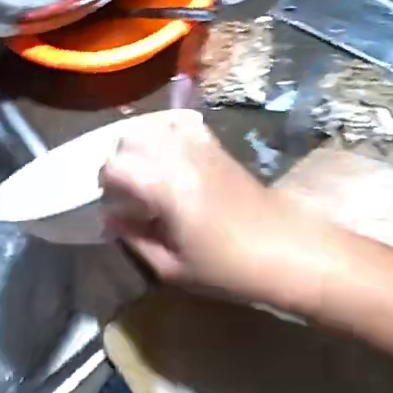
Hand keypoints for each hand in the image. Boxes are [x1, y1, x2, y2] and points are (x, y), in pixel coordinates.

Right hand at [99, 110, 348, 307]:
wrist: (288, 249)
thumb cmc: (228, 267)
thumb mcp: (172, 267)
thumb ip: (134, 238)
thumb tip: (110, 218)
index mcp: (164, 185)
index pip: (114, 165)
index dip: (105, 183)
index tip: (112, 205)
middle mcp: (179, 154)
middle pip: (130, 137)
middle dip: (119, 159)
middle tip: (126, 189)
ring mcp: (200, 145)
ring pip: (154, 126)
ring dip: (141, 144)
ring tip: (146, 172)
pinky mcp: (217, 145)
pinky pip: (181, 124)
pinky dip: (167, 134)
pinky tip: (171, 158)